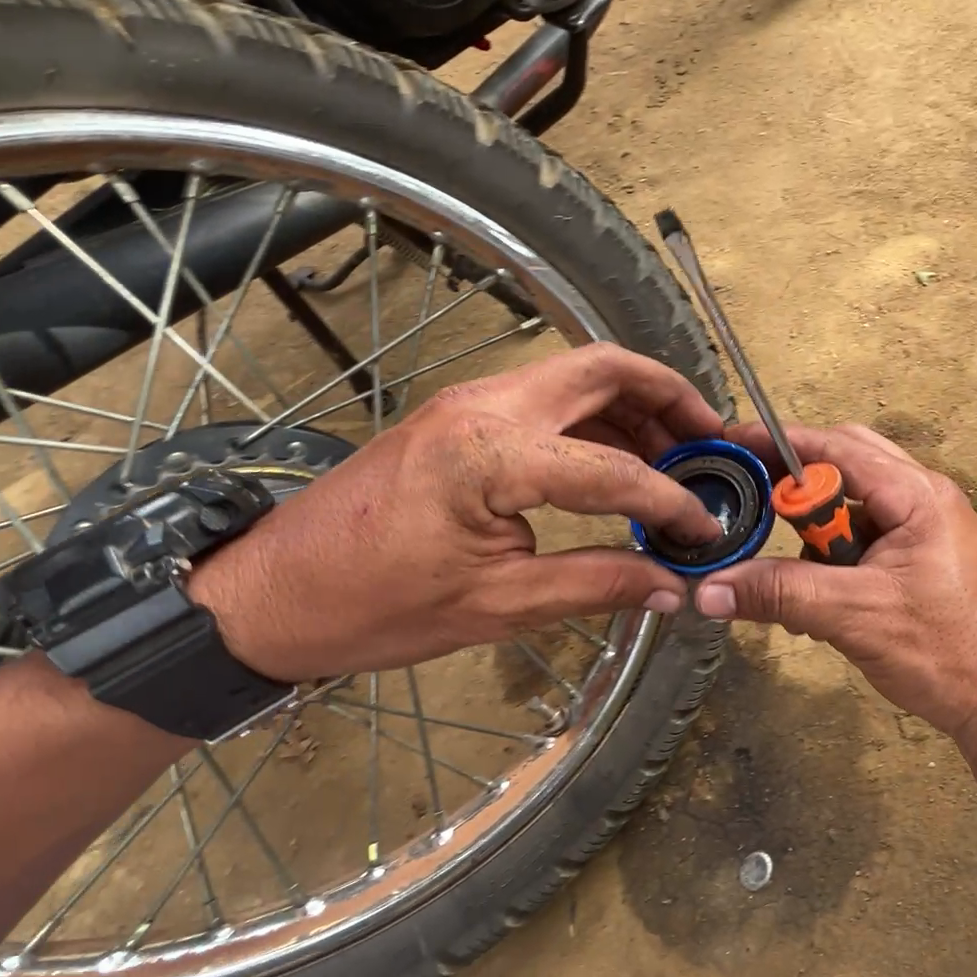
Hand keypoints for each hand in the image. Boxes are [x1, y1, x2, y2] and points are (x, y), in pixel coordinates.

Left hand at [193, 343, 723, 680]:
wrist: (264, 597)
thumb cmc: (372, 608)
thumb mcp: (496, 605)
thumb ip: (597, 584)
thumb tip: (673, 587)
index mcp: (491, 455)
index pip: (614, 469)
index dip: (673, 502)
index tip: (708, 530)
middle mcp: (486, 406)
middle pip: (605, 368)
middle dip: (671, 396)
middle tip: (713, 438)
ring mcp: (472, 402)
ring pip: (581, 375)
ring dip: (639, 405)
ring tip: (679, 453)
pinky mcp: (464, 415)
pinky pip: (553, 399)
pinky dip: (601, 419)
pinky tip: (625, 460)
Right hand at [693, 423, 976, 749]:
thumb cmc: (943, 651)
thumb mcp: (855, 616)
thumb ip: (781, 594)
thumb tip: (708, 590)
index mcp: (918, 494)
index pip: (840, 447)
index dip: (783, 443)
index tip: (734, 444)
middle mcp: (927, 498)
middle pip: (851, 465)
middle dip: (801, 485)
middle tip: (754, 503)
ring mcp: (930, 529)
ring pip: (858, 506)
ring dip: (819, 530)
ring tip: (789, 570)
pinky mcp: (927, 559)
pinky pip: (871, 538)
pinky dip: (839, 557)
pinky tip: (820, 597)